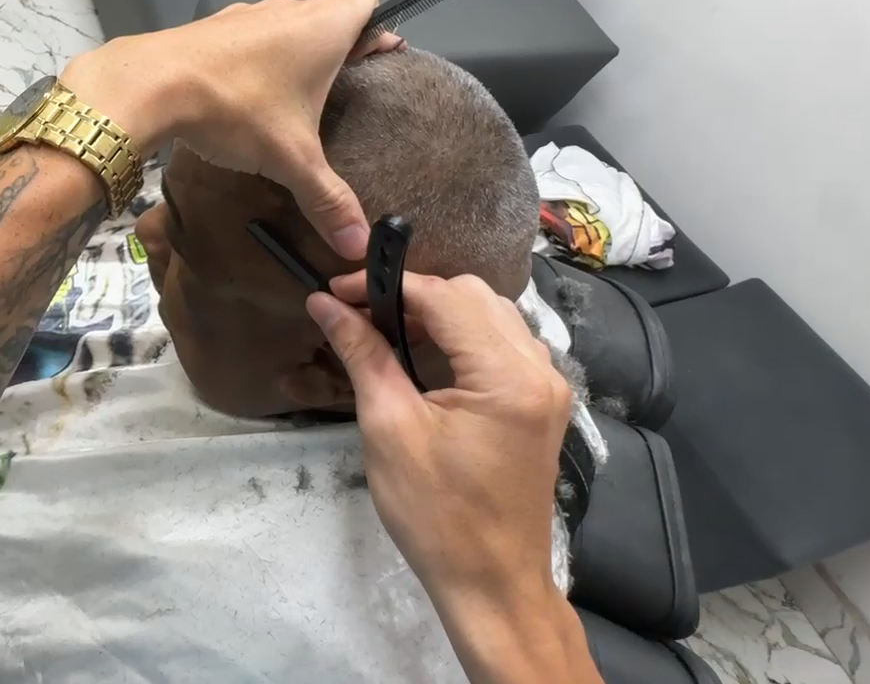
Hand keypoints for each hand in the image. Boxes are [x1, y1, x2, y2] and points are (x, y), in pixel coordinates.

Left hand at [60, 0, 399, 257]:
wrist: (150, 84)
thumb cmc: (237, 109)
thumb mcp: (290, 158)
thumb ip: (327, 197)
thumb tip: (358, 247)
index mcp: (320, 25)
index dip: (375, 27)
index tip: (372, 63)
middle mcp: (284, 8)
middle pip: (321, 14)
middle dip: (330, 49)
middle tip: (330, 93)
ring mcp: (239, 14)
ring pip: (277, 25)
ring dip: (284, 55)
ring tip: (282, 99)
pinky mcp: (203, 28)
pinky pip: (238, 39)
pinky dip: (245, 60)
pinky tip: (235, 95)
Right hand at [306, 271, 570, 608]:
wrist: (491, 583)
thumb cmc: (435, 510)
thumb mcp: (387, 425)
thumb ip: (361, 352)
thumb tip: (323, 302)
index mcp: (507, 377)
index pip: (443, 297)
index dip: (384, 285)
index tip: (336, 292)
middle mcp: (539, 371)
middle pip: (472, 295)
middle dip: (410, 293)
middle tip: (358, 312)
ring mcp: (546, 388)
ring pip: (489, 313)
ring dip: (434, 311)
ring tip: (384, 330)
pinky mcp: (539, 403)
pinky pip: (499, 342)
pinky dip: (457, 333)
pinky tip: (421, 354)